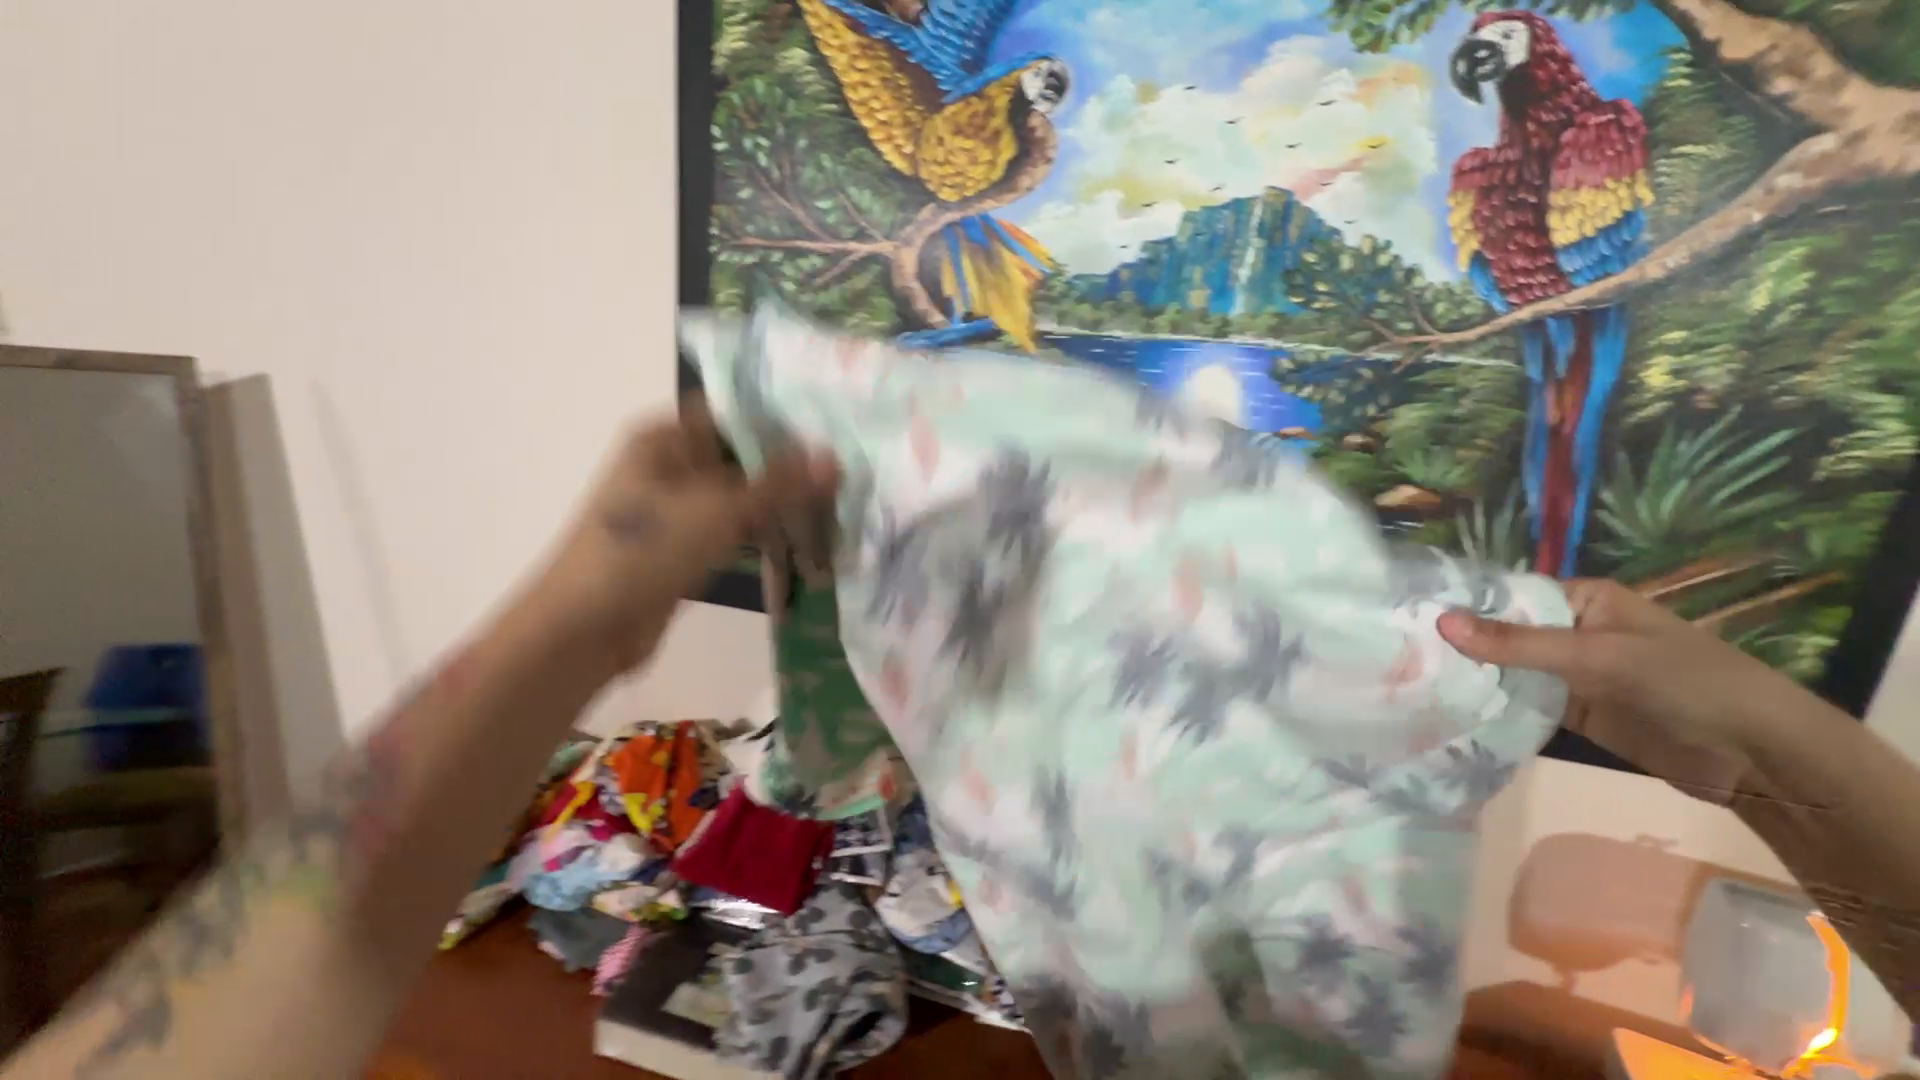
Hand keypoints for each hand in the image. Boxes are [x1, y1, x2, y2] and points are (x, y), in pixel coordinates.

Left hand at [526, 400, 838, 671]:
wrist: (585, 628)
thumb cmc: (646, 550)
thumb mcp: (718, 509)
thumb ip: (779, 483)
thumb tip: (832, 455)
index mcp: (665, 438)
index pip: (734, 413)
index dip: (782, 421)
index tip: (833, 431)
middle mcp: (671, 466)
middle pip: (742, 457)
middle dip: (790, 468)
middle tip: (847, 474)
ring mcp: (678, 510)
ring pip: (742, 498)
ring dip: (782, 506)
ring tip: (838, 507)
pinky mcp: (686, 549)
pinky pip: (735, 533)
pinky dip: (765, 536)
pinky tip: (808, 542)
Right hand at [1437, 579, 1844, 804]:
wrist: (1756, 756)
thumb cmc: (1684, 681)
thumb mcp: (1597, 656)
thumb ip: (1517, 644)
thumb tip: (1439, 622)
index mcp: (1582, 599)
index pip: (1507, 594)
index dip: (1461, 604)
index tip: (1406, 617)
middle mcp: (1572, 630)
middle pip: (1502, 634)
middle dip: (1459, 645)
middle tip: (1397, 654)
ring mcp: (1571, 673)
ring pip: (1508, 670)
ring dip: (1472, 678)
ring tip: (1410, 683)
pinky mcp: (1573, 712)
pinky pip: (1522, 703)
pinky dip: (1493, 707)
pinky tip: (1450, 710)